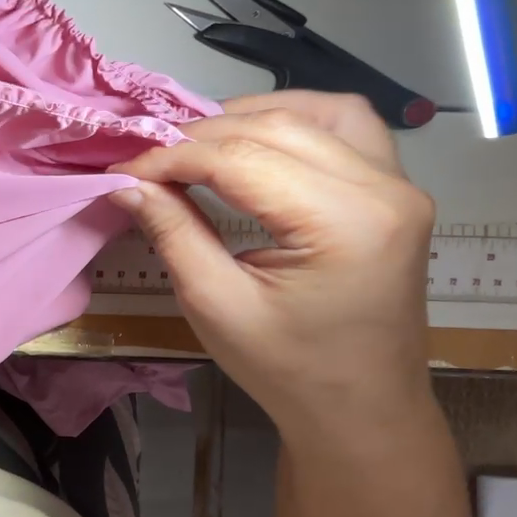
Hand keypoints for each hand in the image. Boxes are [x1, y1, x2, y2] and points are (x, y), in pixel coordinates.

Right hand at [109, 92, 436, 431]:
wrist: (360, 405)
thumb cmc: (284, 365)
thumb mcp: (213, 302)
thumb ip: (172, 231)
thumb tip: (124, 182)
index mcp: (344, 222)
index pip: (240, 158)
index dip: (169, 157)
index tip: (118, 173)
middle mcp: (384, 189)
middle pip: (276, 126)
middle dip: (197, 135)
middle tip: (143, 161)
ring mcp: (397, 184)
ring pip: (316, 112)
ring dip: (244, 117)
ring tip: (191, 145)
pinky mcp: (391, 189)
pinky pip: (343, 126)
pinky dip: (290, 120)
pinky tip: (249, 140)